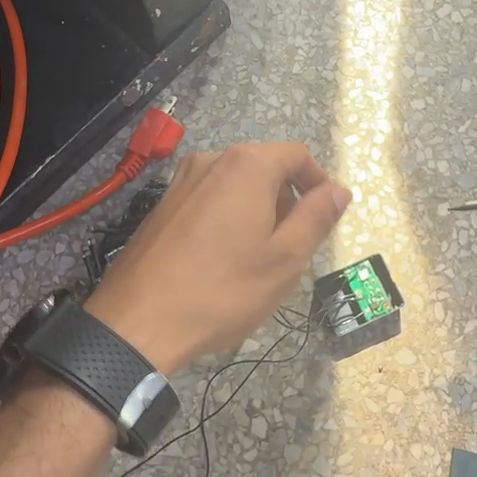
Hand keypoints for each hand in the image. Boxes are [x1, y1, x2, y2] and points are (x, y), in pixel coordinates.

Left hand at [84, 142, 351, 373]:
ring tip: (256, 260)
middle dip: (286, 200)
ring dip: (256, 212)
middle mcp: (212, 160)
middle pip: (264, 167)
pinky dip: (226, 219)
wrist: (137, 321)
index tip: (325, 218)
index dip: (319, 182)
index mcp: (247, 165)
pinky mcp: (162, 205)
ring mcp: (181, 181)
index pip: (297, 155)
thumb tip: (339, 190)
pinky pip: (208, 200)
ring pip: (235, 185)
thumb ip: (316, 217)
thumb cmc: (223, 289)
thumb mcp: (284, 260)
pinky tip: (221, 262)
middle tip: (292, 248)